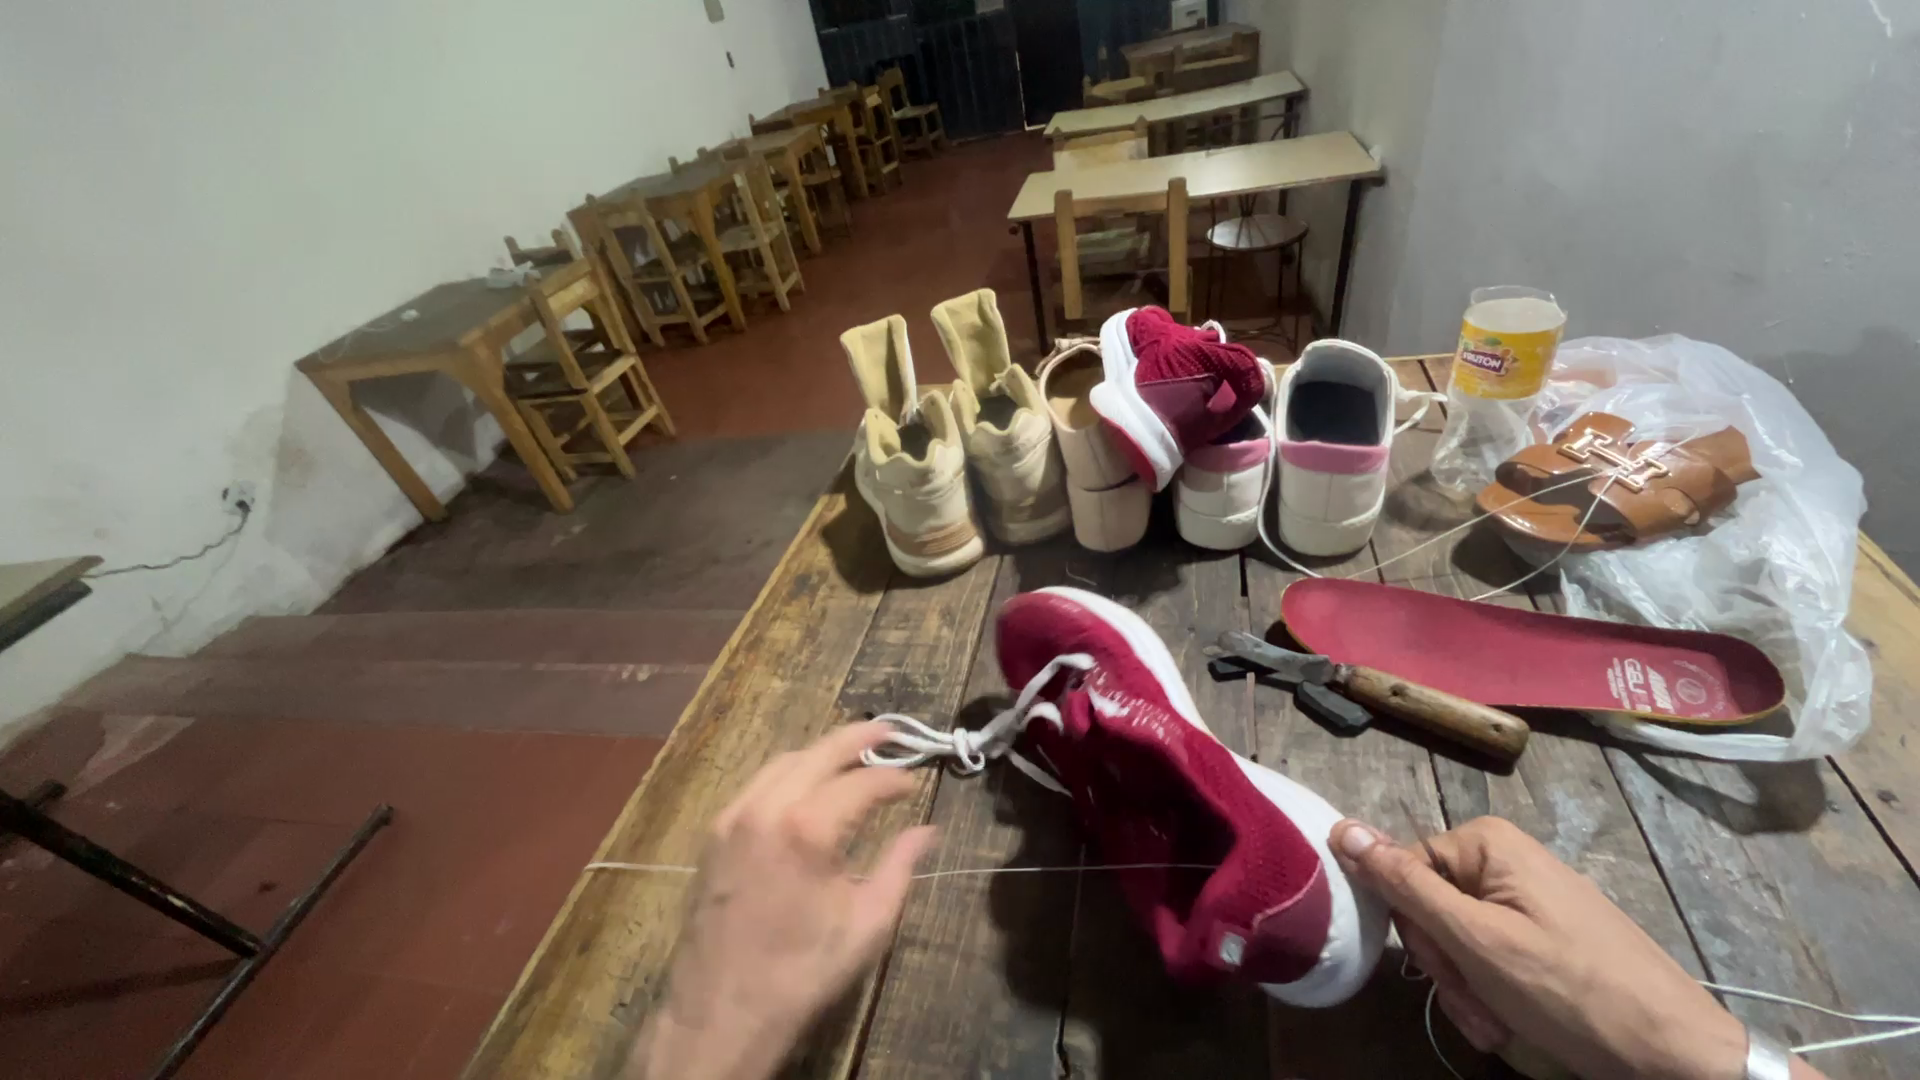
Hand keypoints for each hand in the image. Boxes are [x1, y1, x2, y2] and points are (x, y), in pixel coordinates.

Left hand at [630, 723, 936, 1079]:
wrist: (721, 1014)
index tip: (913, 782)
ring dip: (822, 753)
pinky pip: (758, 783)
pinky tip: (807, 785)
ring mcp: (734, 816)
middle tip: (890, 732)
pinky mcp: (714, 832)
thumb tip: (928, 831)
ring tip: (853, 756)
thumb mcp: (868, 923)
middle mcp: (767, 808)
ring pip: (785, 761)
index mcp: (808, 829)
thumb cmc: (802, 972)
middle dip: (859, 738)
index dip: (893, 779)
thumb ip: (901, 866)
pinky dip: (789, 773)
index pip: (862, 782)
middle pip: (820, 752)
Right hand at [1330, 816, 1823, 1079]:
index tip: (1441, 974)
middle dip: (1445, 964)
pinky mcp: (1548, 931)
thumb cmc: (1575, 993)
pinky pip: (1491, 949)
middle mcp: (1504, 857)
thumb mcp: (1475, 940)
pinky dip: (1491, 988)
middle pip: (1431, 904)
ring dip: (1465, 985)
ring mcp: (1529, 895)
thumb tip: (1339, 828)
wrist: (1687, 1063)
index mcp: (1485, 842)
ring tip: (1494, 1025)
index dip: (1413, 928)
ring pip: (1457, 934)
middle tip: (1474, 1006)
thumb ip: (1404, 884)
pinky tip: (1509, 1021)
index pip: (1403, 870)